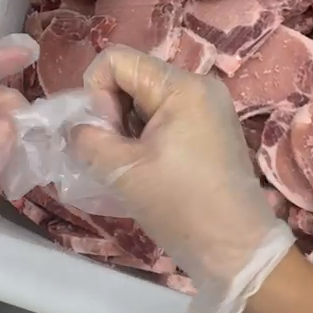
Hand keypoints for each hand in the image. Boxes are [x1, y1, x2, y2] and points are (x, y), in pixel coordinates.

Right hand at [72, 45, 295, 312]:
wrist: (237, 251)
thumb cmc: (181, 208)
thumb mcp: (121, 172)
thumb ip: (87, 138)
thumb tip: (76, 127)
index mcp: (181, 86)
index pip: (115, 60)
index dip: (97, 93)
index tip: (108, 134)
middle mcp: (199, 84)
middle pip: (131, 75)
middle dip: (112, 111)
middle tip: (119, 153)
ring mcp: (208, 104)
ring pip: (144, 95)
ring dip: (128, 125)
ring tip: (136, 163)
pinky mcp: (211, 125)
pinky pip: (164, 112)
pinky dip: (147, 133)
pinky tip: (152, 165)